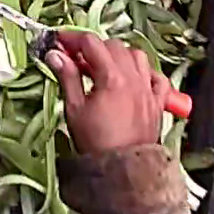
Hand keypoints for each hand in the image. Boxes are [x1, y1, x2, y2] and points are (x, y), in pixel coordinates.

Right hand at [45, 32, 169, 156]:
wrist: (125, 175)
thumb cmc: (97, 144)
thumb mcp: (75, 109)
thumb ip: (67, 77)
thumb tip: (55, 55)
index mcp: (112, 78)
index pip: (91, 43)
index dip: (72, 38)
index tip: (60, 40)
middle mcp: (134, 78)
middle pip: (113, 45)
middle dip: (93, 46)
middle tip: (76, 57)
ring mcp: (148, 90)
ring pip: (136, 56)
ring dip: (119, 54)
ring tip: (104, 66)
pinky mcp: (158, 103)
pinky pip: (157, 77)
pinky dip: (144, 72)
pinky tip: (133, 78)